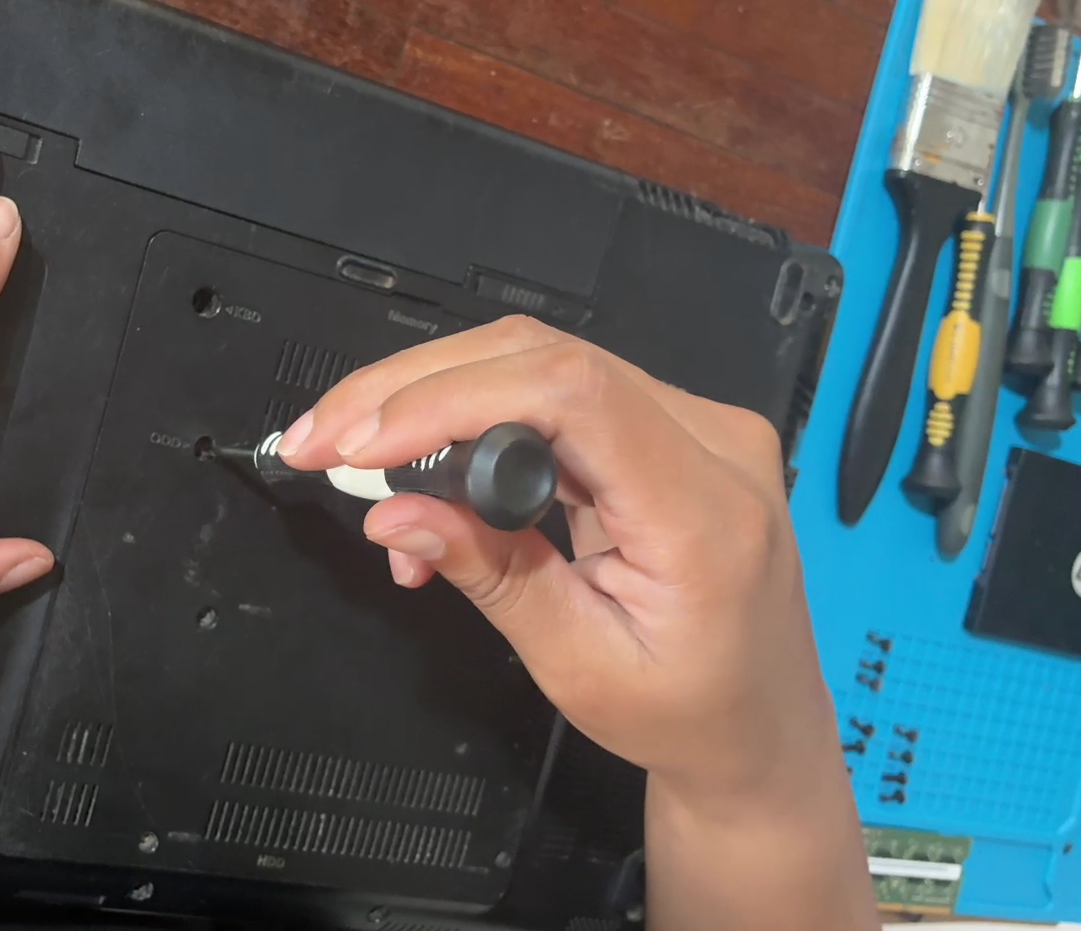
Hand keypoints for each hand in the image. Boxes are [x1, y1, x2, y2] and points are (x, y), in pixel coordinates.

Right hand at [278, 316, 873, 930]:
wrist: (759, 725)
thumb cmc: (688, 714)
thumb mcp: (581, 665)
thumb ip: (489, 576)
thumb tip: (392, 516)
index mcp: (704, 506)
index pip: (568, 393)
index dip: (450, 399)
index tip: (363, 446)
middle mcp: (704, 435)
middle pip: (532, 355)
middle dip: (406, 390)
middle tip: (321, 440)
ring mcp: (680, 418)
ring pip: (523, 360)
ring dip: (419, 398)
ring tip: (347, 453)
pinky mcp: (646, 423)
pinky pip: (534, 393)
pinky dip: (455, 422)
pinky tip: (414, 482)